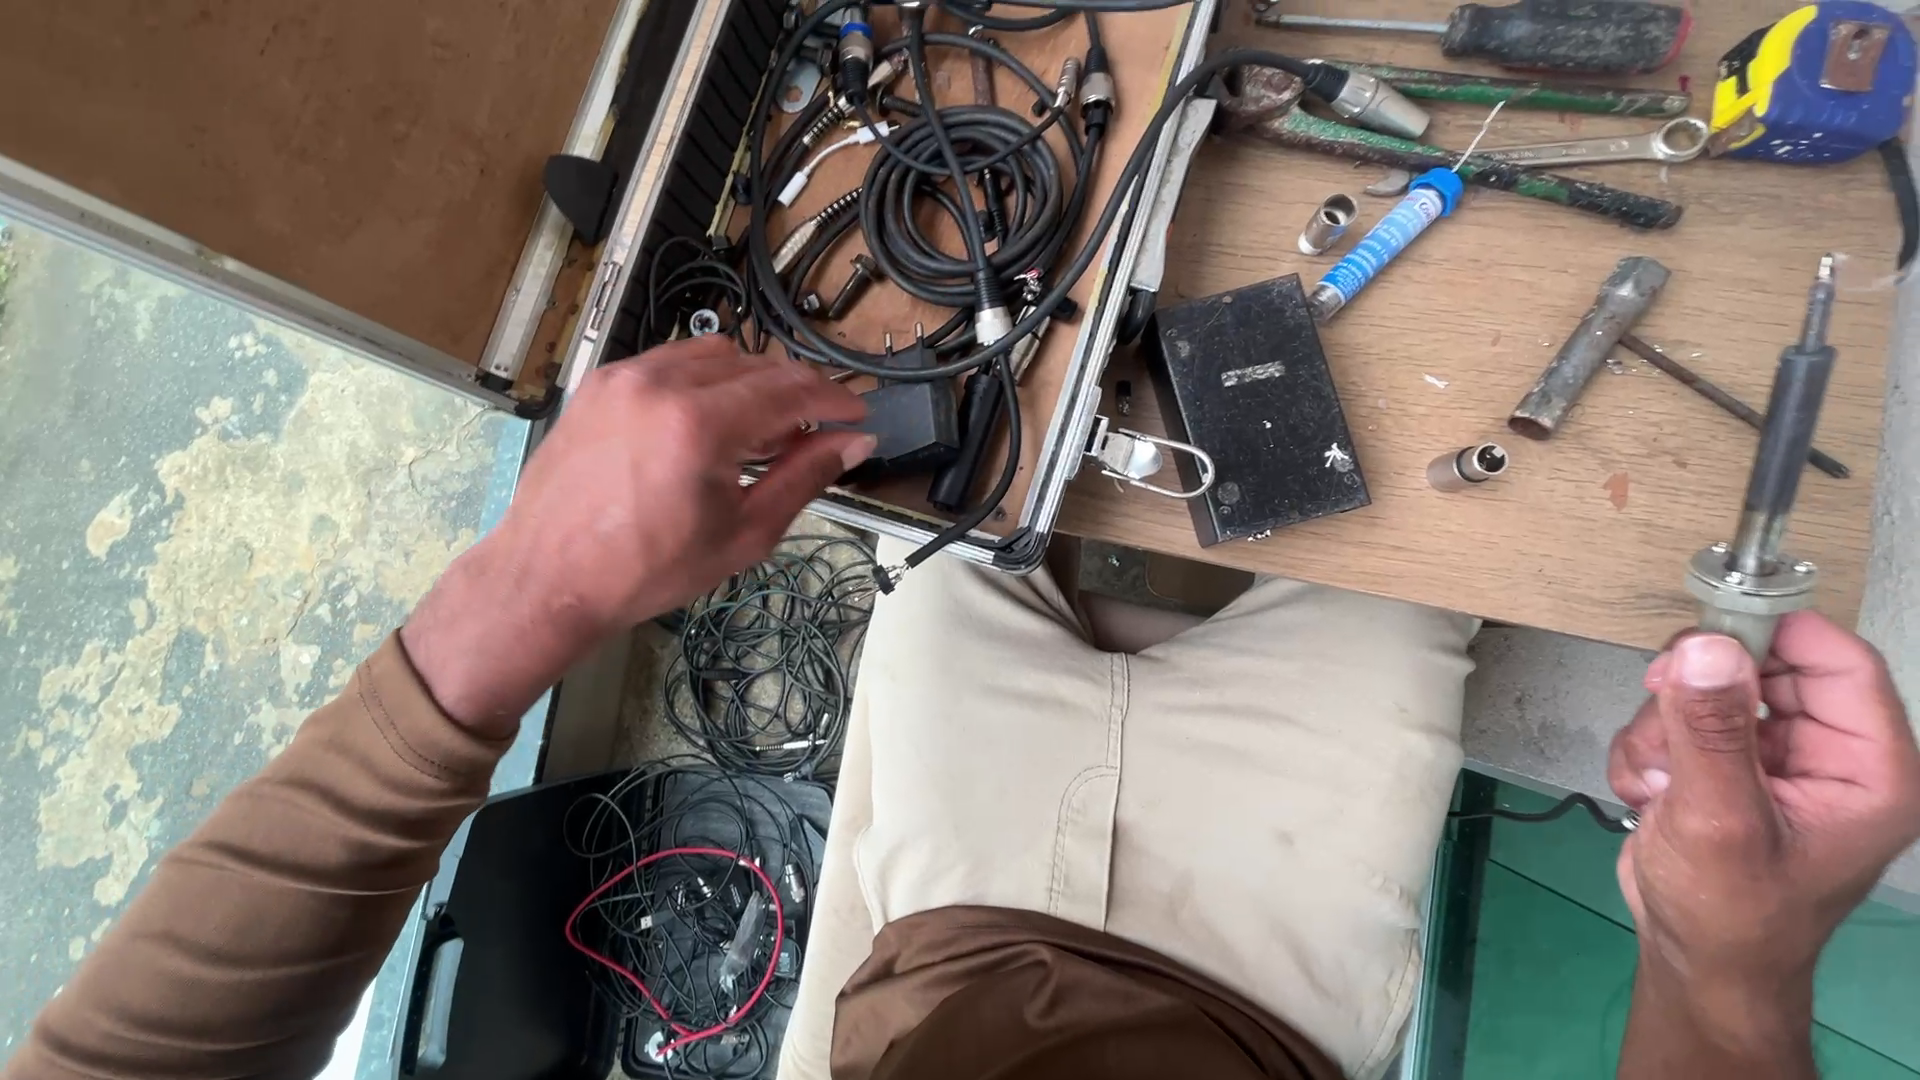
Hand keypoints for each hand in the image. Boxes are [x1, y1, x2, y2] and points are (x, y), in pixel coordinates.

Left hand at [402, 340, 871, 736]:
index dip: (834, 401)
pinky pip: (674, 360)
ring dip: (754, 382)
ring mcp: (626, 376)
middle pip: (759, 365)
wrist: (549, 578)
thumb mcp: (744, 533)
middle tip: (811, 436)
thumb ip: (804, 478)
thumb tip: (854, 444)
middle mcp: (662, 383)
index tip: (857, 416)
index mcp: (700, 424)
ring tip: (759, 431)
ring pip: (717, 354)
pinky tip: (710, 421)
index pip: (791, 391)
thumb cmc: (649, 570)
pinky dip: (707, 380)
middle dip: (798, 395)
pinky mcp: (602, 382)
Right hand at [1609, 615, 1919, 1061]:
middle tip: (1660, 717)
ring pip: (1695, 697)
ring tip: (1656, 785)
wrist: (1694, 956)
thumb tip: (1703, 648)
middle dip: (1688, 697)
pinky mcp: (1712, 768)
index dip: (1774, 634)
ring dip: (1655, 733)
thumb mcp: (1718, 817)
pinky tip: (1646, 794)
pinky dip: (1641, 753)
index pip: (1836, 664)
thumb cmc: (1733, 906)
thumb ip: (1710, 730)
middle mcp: (1818, 754)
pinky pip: (1665, 725)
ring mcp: (1761, 761)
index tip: (1699, 630)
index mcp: (1864, 766)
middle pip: (1753, 672)